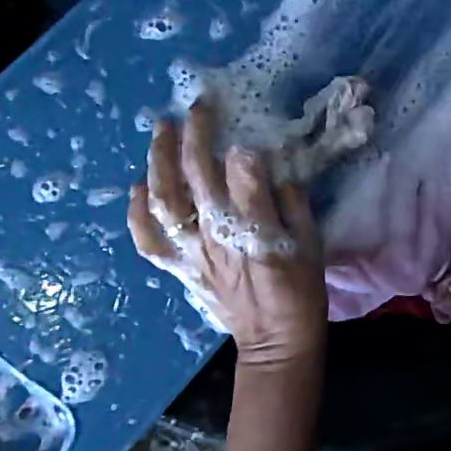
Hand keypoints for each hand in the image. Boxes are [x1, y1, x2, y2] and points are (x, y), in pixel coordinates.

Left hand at [128, 101, 327, 365]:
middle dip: (195, 135)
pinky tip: (138, 187)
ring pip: (166, 200)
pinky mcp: (180, 268)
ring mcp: (193, 252)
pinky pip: (148, 241)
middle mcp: (218, 236)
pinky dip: (137, 213)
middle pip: (198, 177)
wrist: (275, 342)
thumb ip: (293, 201)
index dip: (239, 148)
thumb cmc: (300, 291)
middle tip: (197, 108)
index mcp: (258, 229)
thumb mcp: (313, 244)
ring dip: (159, 161)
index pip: (242, 174)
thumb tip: (272, 166)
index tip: (240, 129)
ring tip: (161, 131)